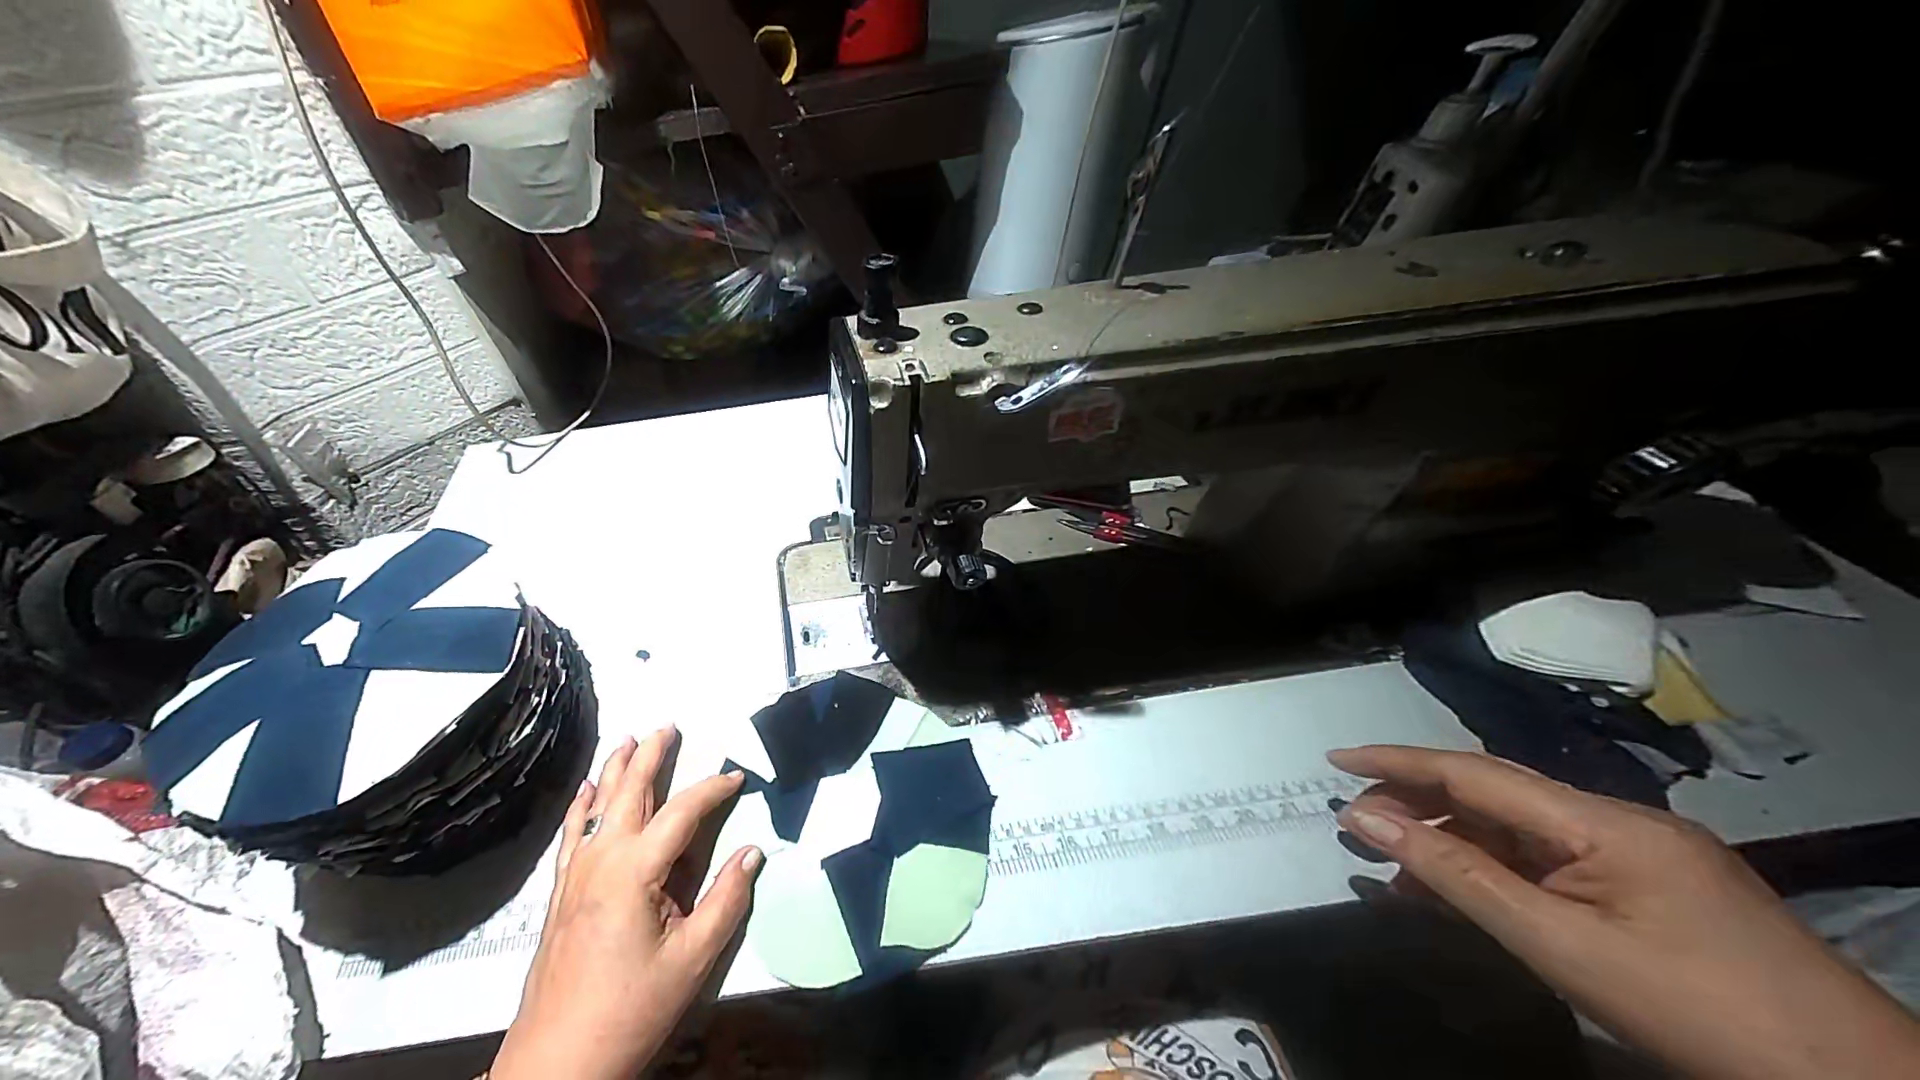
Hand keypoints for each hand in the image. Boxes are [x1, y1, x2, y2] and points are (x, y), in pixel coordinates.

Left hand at [492, 727, 760, 1079]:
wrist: (556, 1063)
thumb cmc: (631, 1010)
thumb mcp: (693, 958)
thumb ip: (727, 900)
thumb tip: (752, 853)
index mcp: (635, 871)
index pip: (681, 813)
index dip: (712, 789)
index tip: (737, 777)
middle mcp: (601, 862)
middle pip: (629, 794)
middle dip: (650, 757)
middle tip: (668, 727)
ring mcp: (575, 876)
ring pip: (597, 807)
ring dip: (615, 771)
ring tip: (628, 741)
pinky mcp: (561, 894)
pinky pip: (572, 835)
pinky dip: (581, 807)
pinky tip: (585, 791)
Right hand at [1329, 745, 1919, 1079]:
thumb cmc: (1696, 1011)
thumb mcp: (1554, 942)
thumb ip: (1451, 872)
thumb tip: (1363, 817)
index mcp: (1600, 819)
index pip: (1472, 769)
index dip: (1395, 760)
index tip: (1334, 758)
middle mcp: (1617, 818)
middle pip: (1493, 792)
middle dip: (1418, 800)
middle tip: (1359, 823)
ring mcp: (1639, 851)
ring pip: (1519, 829)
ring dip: (1453, 841)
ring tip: (1399, 868)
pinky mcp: (1652, 885)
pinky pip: (1550, 861)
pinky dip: (1496, 870)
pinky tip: (1464, 892)